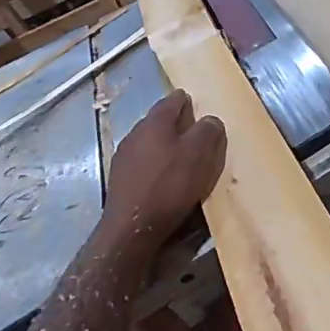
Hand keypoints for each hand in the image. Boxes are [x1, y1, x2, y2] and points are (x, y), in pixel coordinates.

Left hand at [101, 90, 226, 254]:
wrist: (132, 229)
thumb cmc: (170, 184)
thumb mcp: (200, 153)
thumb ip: (208, 130)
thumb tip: (209, 120)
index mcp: (154, 122)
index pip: (172, 100)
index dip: (186, 100)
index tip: (197, 104)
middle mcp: (135, 134)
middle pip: (159, 121)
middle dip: (177, 123)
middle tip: (196, 130)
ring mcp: (123, 158)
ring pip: (150, 142)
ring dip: (166, 145)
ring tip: (184, 155)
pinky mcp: (120, 180)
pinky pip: (144, 162)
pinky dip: (157, 163)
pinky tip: (166, 177)